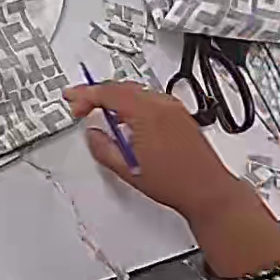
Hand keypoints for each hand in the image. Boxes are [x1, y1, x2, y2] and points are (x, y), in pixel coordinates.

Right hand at [63, 80, 253, 223]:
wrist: (207, 191)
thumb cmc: (176, 182)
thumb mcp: (127, 168)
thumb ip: (104, 148)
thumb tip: (93, 135)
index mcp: (147, 113)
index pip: (109, 93)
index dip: (85, 94)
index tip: (72, 98)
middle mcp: (162, 105)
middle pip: (122, 87)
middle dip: (97, 94)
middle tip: (80, 105)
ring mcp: (174, 108)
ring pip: (136, 91)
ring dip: (115, 98)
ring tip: (99, 111)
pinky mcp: (180, 114)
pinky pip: (150, 99)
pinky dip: (132, 103)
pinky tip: (125, 118)